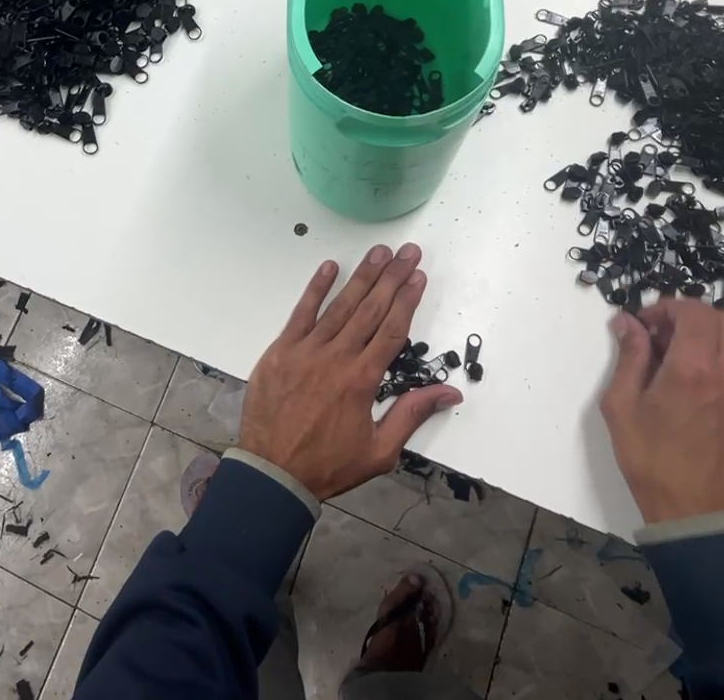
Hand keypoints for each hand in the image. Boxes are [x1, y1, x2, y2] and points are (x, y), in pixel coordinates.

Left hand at [239, 244, 463, 499]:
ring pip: (339, 306)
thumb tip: (450, 392)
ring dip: (361, 277)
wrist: (273, 472)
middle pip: (370, 310)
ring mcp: (306, 351)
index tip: (419, 277)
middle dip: (392, 278)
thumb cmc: (327, 465)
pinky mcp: (281, 350)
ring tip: (379, 253)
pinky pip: (301, 313)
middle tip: (408, 252)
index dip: (408, 301)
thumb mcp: (379, 451)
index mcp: (362, 380)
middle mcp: (336, 358)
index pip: (392, 330)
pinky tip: (330, 267)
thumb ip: (412, 415)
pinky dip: (315, 289)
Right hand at [599, 299, 723, 524]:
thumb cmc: (652, 463)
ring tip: (677, 383)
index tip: (647, 323)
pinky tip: (700, 414)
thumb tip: (627, 323)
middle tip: (661, 341)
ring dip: (705, 353)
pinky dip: (721, 383)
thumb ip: (629, 357)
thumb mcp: (622, 407)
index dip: (668, 307)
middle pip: (723, 323)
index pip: (695, 311)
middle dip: (690, 321)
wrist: (705, 522)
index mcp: (694, 369)